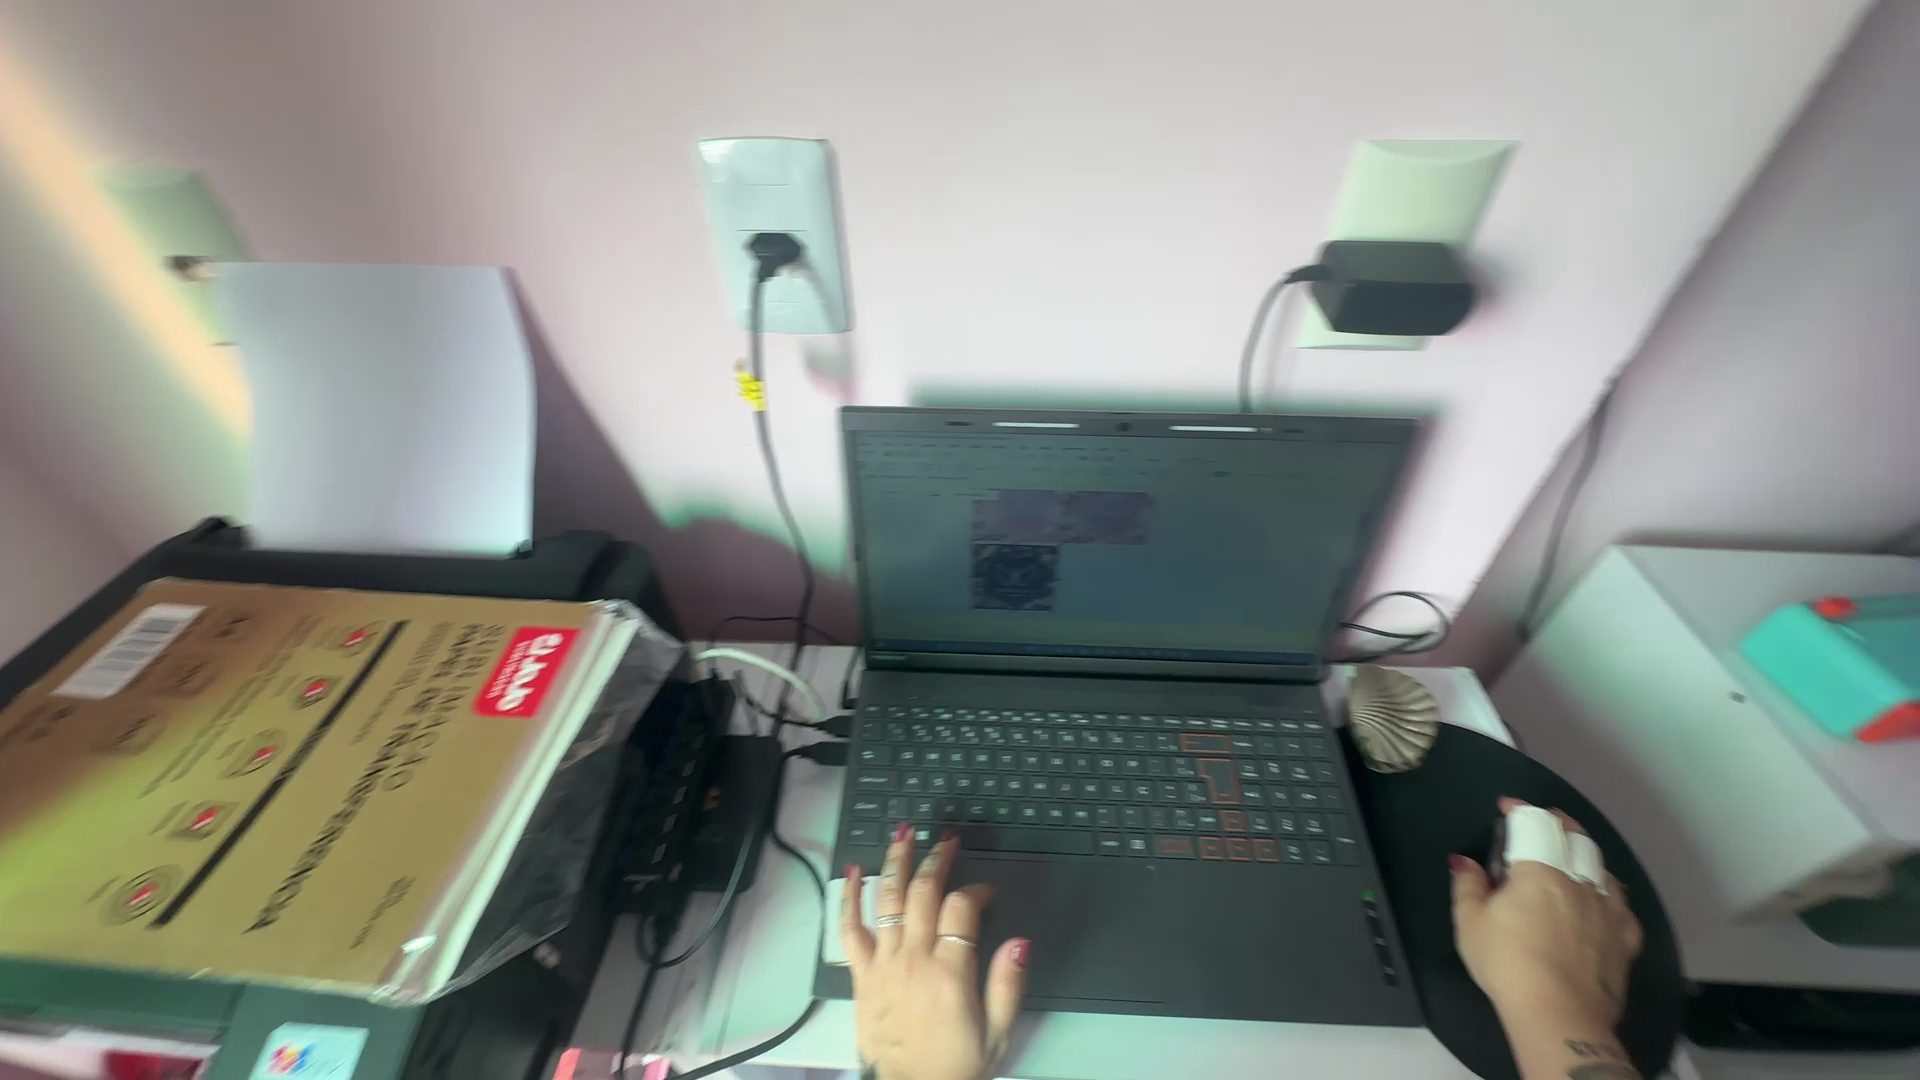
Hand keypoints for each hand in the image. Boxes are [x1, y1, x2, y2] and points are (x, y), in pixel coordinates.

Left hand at [841, 823, 1028, 1079]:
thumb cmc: (954, 1067)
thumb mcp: (996, 1034)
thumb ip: (1008, 985)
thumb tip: (1019, 942)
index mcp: (949, 972)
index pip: (962, 908)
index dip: (977, 890)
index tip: (986, 891)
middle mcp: (914, 959)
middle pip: (924, 892)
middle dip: (937, 859)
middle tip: (946, 839)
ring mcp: (884, 964)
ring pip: (889, 900)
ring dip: (896, 862)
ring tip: (903, 833)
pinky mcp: (861, 976)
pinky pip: (851, 930)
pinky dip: (849, 898)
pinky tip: (854, 871)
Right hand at [1451, 799, 1643, 1077]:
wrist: (1559, 1017)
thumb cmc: (1507, 963)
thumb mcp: (1469, 921)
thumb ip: (1469, 885)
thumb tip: (1465, 862)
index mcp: (1539, 872)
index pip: (1533, 825)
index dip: (1518, 809)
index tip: (1505, 806)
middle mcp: (1578, 884)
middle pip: (1575, 839)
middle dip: (1558, 822)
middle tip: (1543, 817)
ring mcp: (1607, 912)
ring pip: (1602, 867)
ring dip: (1585, 851)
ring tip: (1572, 849)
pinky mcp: (1624, 941)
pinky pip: (1622, 903)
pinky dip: (1609, 888)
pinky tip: (1602, 893)